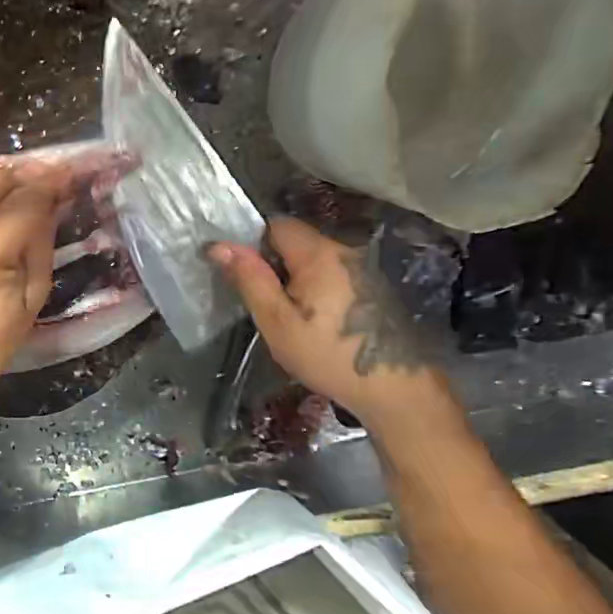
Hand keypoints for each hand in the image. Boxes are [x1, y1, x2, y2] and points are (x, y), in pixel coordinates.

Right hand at [210, 216, 457, 432]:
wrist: (393, 388)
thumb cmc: (328, 356)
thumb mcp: (278, 323)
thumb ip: (250, 280)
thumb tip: (218, 246)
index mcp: (318, 253)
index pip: (276, 225)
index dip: (255, 245)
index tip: (249, 278)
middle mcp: (344, 250)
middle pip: (297, 243)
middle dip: (277, 266)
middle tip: (270, 306)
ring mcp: (363, 267)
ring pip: (316, 261)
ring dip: (300, 280)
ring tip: (296, 318)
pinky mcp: (373, 286)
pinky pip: (335, 275)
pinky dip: (321, 291)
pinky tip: (322, 323)